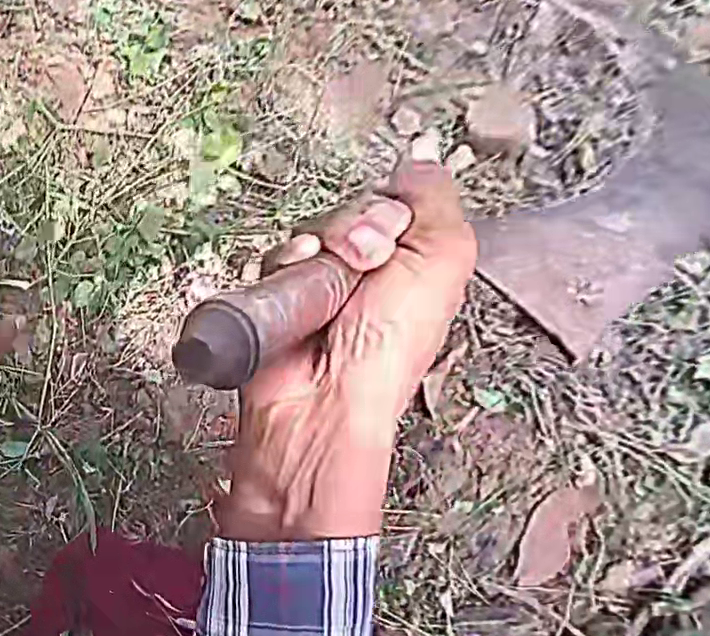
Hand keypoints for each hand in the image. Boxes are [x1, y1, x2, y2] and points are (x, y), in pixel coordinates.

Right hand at [218, 162, 476, 540]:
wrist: (321, 399)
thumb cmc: (387, 345)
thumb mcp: (444, 256)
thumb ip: (432, 200)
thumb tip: (412, 162)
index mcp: (406, 264)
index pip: (388, 203)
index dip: (388, 207)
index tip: (390, 235)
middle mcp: (357, 276)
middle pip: (342, 215)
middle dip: (349, 228)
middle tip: (360, 262)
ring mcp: (309, 293)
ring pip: (300, 238)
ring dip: (309, 250)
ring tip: (319, 284)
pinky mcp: (268, 309)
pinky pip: (265, 267)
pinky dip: (276, 270)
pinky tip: (289, 288)